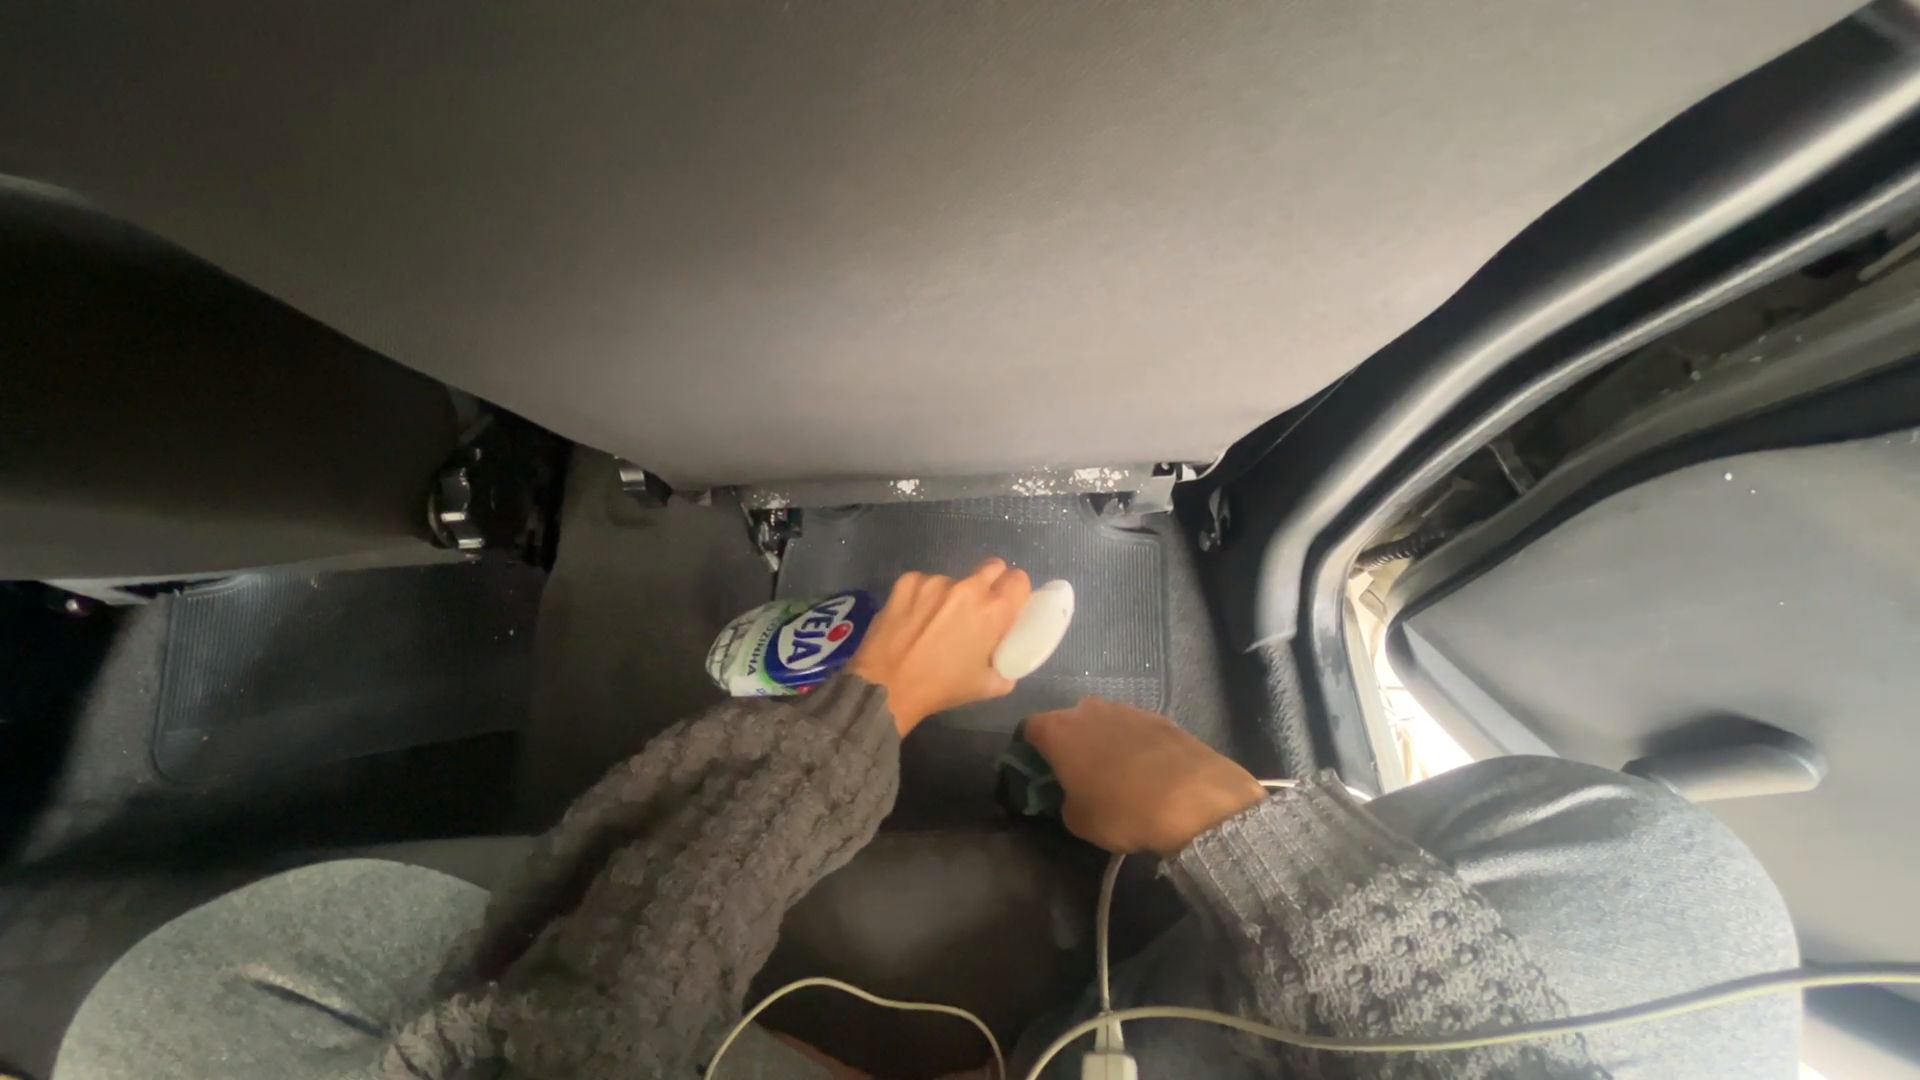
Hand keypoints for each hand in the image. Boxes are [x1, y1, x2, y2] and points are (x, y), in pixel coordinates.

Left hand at [847, 558, 1031, 735]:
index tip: (1008, 605)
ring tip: (935, 622)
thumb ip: (1009, 662)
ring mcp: (934, 581)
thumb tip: (1009, 652)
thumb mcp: (990, 686)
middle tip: (978, 609)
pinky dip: (924, 597)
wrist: (887, 687)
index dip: (1016, 591)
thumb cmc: (941, 688)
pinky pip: (925, 583)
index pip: (1019, 579)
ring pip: (955, 579)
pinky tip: (914, 619)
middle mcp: (967, 587)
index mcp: (993, 610)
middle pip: (992, 566)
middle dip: (991, 583)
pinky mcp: (907, 581)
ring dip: (952, 595)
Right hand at [1024, 698, 1266, 855]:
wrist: (1194, 798)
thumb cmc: (1123, 810)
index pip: (1028, 730)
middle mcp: (1087, 709)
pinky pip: (1133, 729)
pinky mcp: (1159, 715)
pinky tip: (1148, 772)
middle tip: (1079, 775)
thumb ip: (1065, 799)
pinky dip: (1134, 745)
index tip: (1040, 772)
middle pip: (1067, 722)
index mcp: (1057, 730)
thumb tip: (1073, 793)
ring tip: (1118, 775)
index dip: (1030, 751)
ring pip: (1103, 723)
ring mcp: (1126, 708)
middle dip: (1069, 744)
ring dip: (1103, 742)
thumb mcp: (1078, 821)